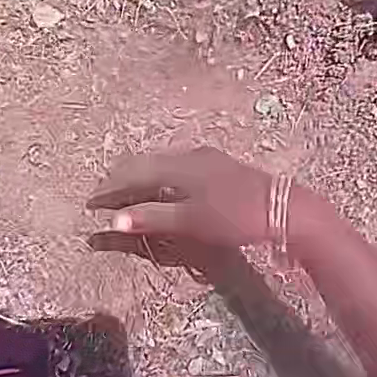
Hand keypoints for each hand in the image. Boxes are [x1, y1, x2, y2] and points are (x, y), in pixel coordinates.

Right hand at [86, 148, 279, 247]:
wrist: (284, 209)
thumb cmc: (235, 217)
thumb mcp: (191, 221)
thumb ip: (153, 218)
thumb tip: (114, 221)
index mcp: (180, 165)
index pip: (134, 174)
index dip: (111, 189)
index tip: (91, 203)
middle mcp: (190, 155)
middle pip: (146, 164)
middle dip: (122, 180)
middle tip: (103, 197)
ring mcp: (206, 159)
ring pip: (162, 165)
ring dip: (141, 179)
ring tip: (126, 194)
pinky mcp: (218, 167)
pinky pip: (176, 168)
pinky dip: (159, 179)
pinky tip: (161, 190)